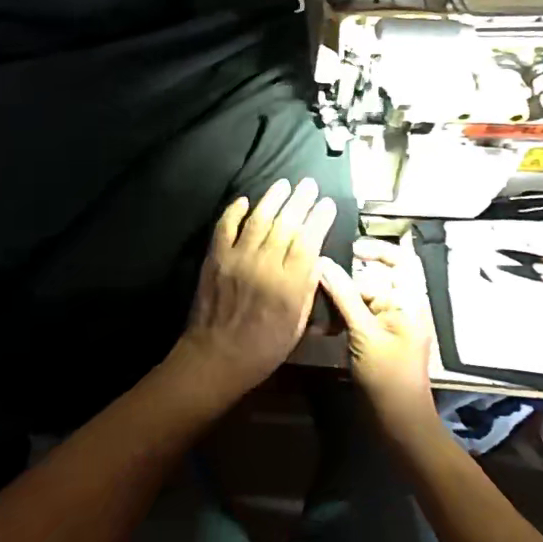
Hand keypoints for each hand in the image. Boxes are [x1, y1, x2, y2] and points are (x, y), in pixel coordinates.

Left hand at [172, 179, 338, 396]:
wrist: (216, 356)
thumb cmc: (263, 349)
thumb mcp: (296, 325)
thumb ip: (306, 290)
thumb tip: (316, 259)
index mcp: (289, 286)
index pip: (308, 242)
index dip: (319, 219)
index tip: (327, 204)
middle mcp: (265, 266)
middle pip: (286, 225)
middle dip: (300, 202)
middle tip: (309, 185)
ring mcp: (237, 259)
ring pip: (258, 220)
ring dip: (272, 199)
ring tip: (284, 185)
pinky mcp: (215, 258)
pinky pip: (225, 227)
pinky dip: (234, 211)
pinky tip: (245, 200)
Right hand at [319, 237, 437, 418]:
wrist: (398, 422)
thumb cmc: (387, 377)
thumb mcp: (363, 333)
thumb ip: (343, 295)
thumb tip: (322, 263)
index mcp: (408, 301)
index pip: (401, 260)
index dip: (378, 249)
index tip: (350, 249)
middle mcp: (401, 307)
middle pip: (372, 277)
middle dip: (344, 279)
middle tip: (317, 282)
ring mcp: (388, 322)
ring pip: (359, 296)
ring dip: (336, 299)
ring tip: (315, 308)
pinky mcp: (374, 336)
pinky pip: (354, 314)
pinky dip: (338, 316)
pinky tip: (319, 326)